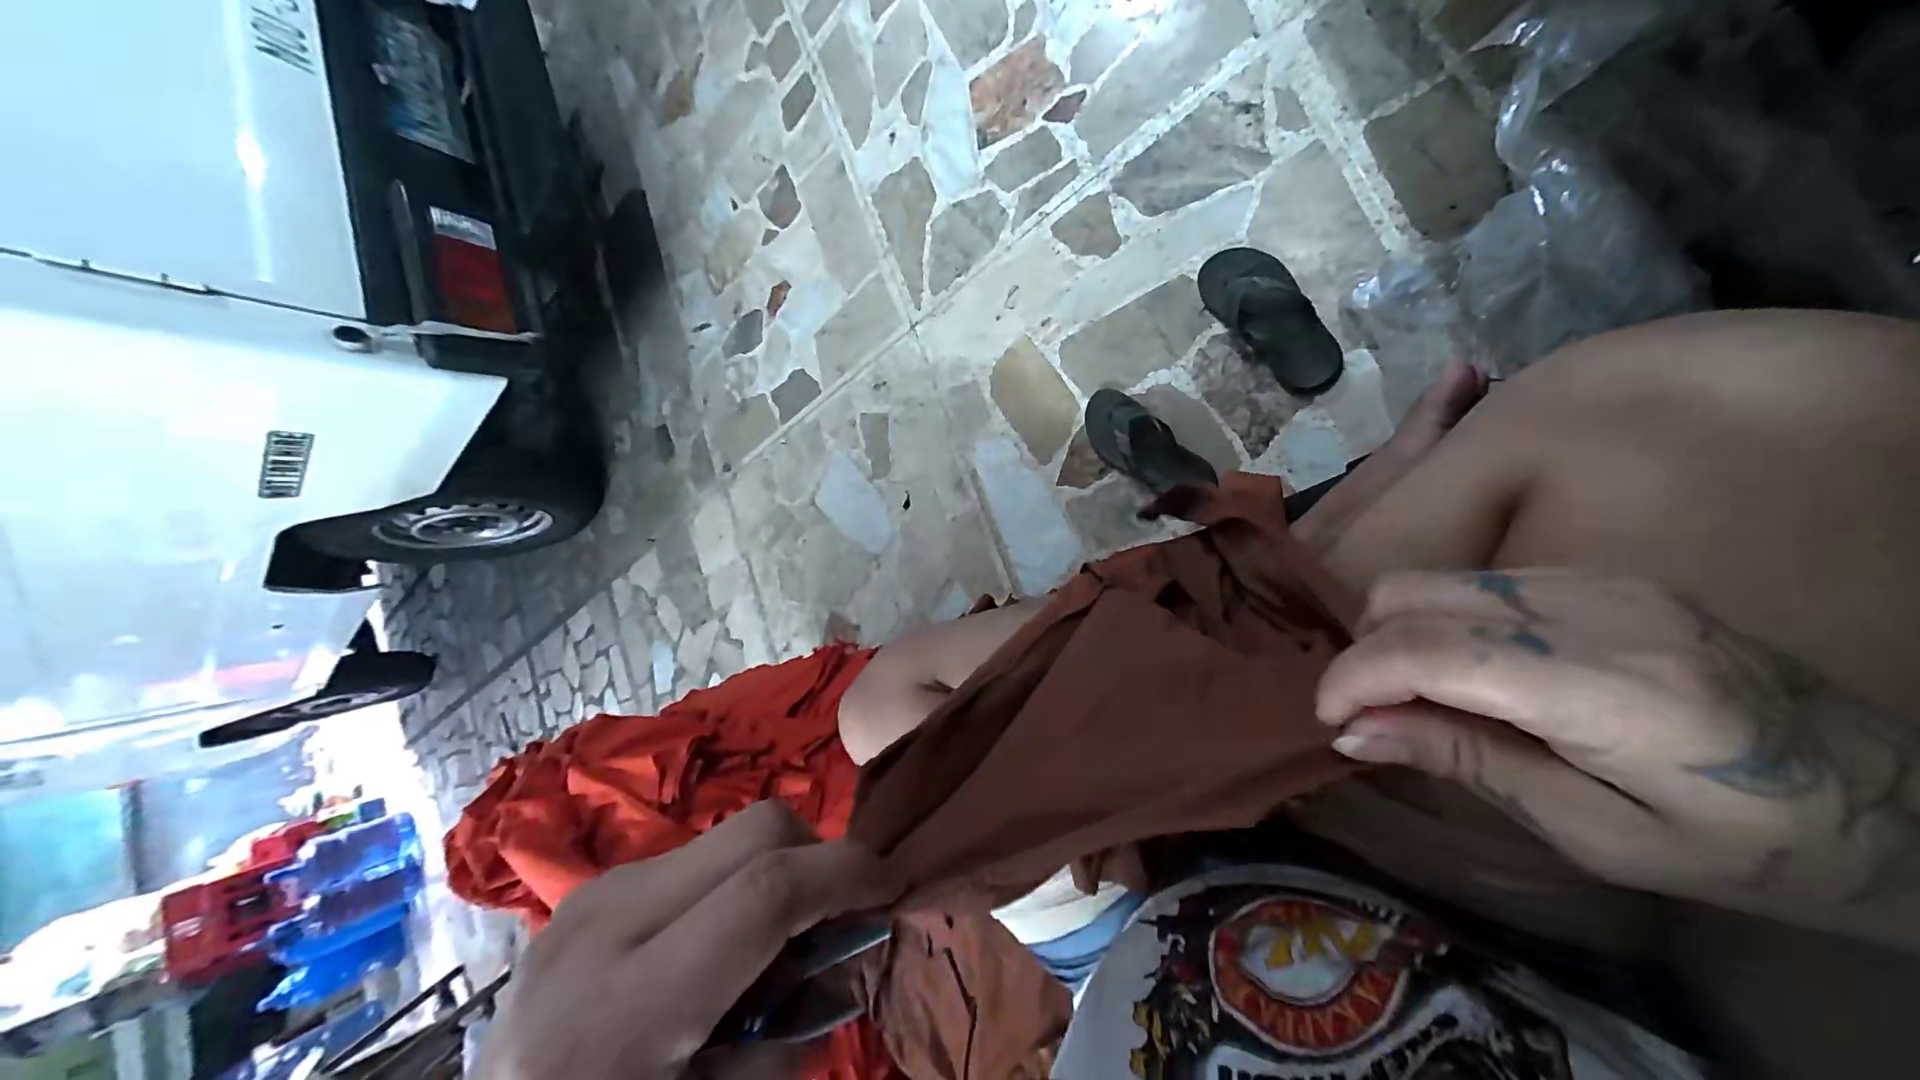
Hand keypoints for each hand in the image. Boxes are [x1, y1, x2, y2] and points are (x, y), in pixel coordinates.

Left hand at [479, 801, 897, 1079]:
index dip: (846, 875)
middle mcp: (608, 921)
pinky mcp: (591, 888)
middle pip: (756, 829)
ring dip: (778, 869)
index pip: (765, 892)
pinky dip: (735, 883)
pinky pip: (695, 858)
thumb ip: (787, 1044)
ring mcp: (593, 893)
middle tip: (838, 913)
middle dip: (821, 853)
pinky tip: (716, 945)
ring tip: (772, 941)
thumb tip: (842, 966)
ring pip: (730, 836)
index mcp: (627, 1004)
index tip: (891, 887)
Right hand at [1316, 569, 1919, 951]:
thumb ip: (1465, 761)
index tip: (1327, 720)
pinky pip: (1470, 584)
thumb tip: (1350, 732)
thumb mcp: (1595, 834)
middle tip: (1372, 715)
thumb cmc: (1748, 848)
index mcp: (1609, 688)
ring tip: (1412, 697)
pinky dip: (1434, 622)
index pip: (1429, 651)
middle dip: (1363, 651)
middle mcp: (1594, 608)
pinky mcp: (1597, 576)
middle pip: (1411, 594)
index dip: (1353, 678)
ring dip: (1393, 634)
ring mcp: (1597, 580)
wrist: (1897, 801)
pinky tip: (1461, 672)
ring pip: (1430, 580)